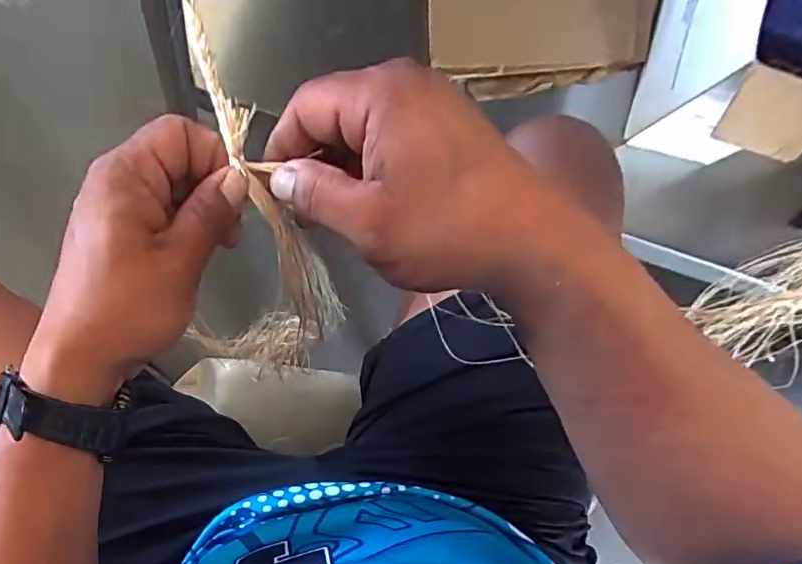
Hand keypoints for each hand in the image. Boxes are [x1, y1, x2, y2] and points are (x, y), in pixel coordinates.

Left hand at [26, 115, 247, 403]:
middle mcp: (111, 179)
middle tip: (230, 235)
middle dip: (209, 188)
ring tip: (212, 251)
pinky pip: (150, 215)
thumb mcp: (179, 261)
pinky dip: (176, 230)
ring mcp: (107, 208)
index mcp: (124, 173)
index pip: (179, 132)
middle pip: (172, 158)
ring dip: (196, 213)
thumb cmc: (128, 309)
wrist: (79, 357)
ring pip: (165, 190)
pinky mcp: (109, 235)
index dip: (215, 158)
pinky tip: (187, 260)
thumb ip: (209, 213)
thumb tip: (236, 179)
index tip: (238, 202)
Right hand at [265, 59, 600, 294]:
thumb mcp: (366, 222)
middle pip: (334, 113)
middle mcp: (405, 85)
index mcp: (381, 95)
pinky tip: (370, 209)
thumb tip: (280, 177)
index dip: (281, 148)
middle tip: (304, 215)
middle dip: (311, 162)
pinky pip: (390, 140)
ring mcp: (431, 104)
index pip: (306, 104)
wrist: (528, 240)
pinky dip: (370, 171)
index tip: (273, 195)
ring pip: (362, 130)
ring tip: (336, 219)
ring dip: (341, 172)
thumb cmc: (442, 231)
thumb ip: (316, 195)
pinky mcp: (447, 129)